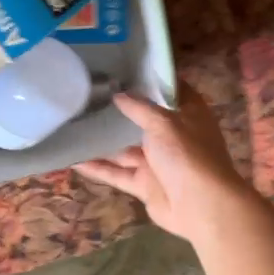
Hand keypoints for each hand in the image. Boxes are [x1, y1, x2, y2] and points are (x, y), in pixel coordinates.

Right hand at [75, 84, 258, 244]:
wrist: (201, 206)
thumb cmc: (188, 155)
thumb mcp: (164, 123)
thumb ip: (139, 108)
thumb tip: (118, 95)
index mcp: (187, 116)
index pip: (171, 91)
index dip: (152, 79)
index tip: (125, 68)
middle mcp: (173, 136)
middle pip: (143, 120)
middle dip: (120, 110)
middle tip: (89, 95)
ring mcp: (158, 161)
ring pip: (125, 148)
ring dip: (102, 141)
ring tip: (74, 127)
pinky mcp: (144, 183)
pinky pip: (117, 173)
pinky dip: (97, 168)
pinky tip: (73, 160)